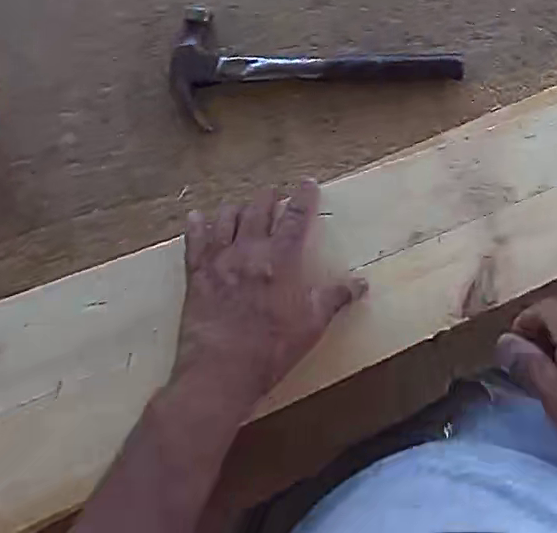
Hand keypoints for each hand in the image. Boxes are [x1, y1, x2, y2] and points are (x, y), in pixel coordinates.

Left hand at [174, 179, 366, 408]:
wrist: (219, 374)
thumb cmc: (271, 350)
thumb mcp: (311, 326)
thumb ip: (335, 299)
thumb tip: (362, 284)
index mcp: (280, 259)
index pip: (295, 217)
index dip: (303, 197)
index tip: (307, 182)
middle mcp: (250, 250)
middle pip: (259, 209)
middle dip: (268, 197)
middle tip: (273, 194)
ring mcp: (220, 261)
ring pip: (226, 218)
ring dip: (235, 209)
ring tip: (241, 207)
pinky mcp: (196, 276)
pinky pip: (194, 242)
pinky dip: (196, 226)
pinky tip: (196, 217)